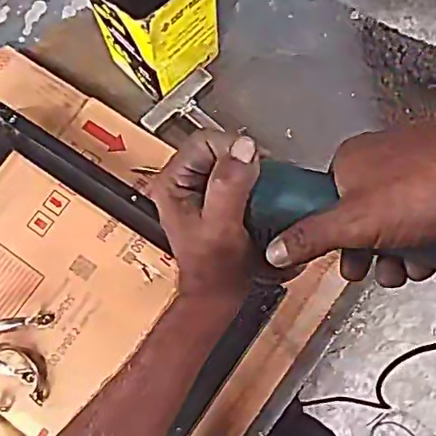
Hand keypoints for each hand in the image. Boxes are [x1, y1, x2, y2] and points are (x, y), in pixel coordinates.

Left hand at [147, 131, 260, 306]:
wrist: (219, 294)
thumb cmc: (215, 270)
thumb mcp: (222, 225)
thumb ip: (229, 185)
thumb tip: (244, 149)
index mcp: (171, 184)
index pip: (203, 141)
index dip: (233, 147)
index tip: (256, 161)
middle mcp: (182, 183)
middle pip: (217, 148)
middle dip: (244, 157)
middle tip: (264, 173)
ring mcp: (200, 191)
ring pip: (229, 160)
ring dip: (251, 169)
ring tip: (264, 184)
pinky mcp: (216, 199)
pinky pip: (237, 176)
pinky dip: (253, 180)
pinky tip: (262, 193)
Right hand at [264, 117, 435, 285]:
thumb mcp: (358, 224)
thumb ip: (311, 237)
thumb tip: (275, 248)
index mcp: (353, 158)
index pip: (324, 203)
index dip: (331, 238)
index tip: (341, 258)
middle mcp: (385, 156)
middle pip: (364, 217)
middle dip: (373, 252)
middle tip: (382, 269)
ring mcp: (421, 166)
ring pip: (400, 221)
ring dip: (405, 251)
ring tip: (419, 263)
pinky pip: (431, 216)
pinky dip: (433, 238)